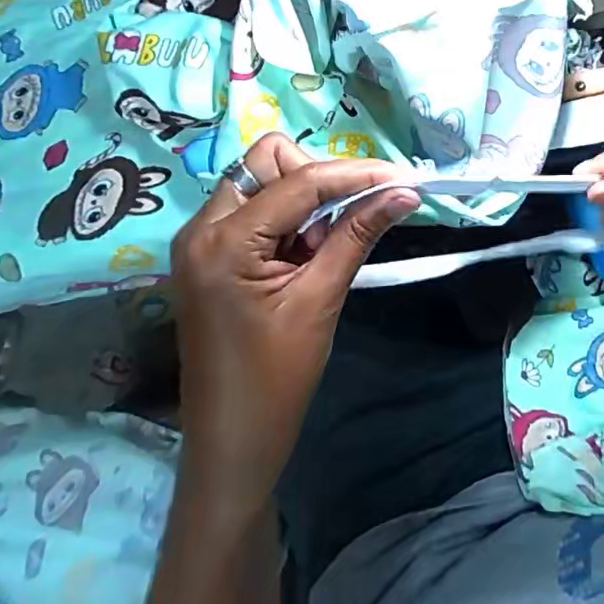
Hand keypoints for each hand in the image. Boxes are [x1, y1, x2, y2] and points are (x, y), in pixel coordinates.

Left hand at [168, 133, 419, 506]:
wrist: (231, 442)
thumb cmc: (276, 380)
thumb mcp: (320, 300)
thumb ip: (357, 235)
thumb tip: (404, 193)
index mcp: (223, 241)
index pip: (298, 181)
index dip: (355, 174)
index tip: (402, 178)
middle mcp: (201, 226)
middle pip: (266, 162)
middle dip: (315, 180)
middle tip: (342, 226)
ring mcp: (199, 238)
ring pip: (259, 180)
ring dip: (302, 200)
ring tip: (321, 249)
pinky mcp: (207, 252)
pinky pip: (252, 209)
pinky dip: (286, 218)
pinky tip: (304, 254)